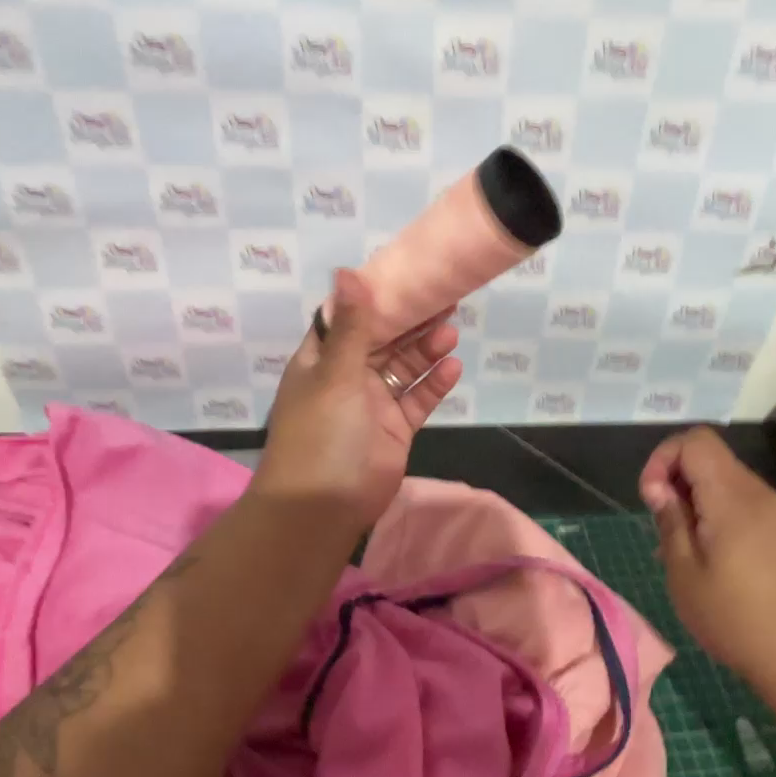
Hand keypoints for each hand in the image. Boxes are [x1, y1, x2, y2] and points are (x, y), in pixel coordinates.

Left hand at [253, 268, 462, 530]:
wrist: (323, 507)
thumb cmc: (322, 433)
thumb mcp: (335, 374)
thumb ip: (351, 325)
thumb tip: (347, 269)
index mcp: (322, 359)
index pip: (349, 316)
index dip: (376, 296)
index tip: (406, 273)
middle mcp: (346, 376)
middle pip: (383, 339)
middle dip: (412, 320)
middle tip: (446, 296)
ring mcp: (372, 403)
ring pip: (404, 367)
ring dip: (426, 349)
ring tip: (452, 330)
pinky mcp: (394, 428)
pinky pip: (417, 399)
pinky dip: (434, 383)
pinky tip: (453, 366)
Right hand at [639, 427, 775, 688]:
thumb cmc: (737, 620)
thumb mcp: (685, 574)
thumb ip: (670, 521)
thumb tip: (661, 489)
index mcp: (733, 497)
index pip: (695, 441)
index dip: (663, 459)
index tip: (651, 501)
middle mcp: (759, 495)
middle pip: (710, 460)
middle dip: (677, 483)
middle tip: (663, 533)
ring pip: (725, 485)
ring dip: (695, 505)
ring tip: (683, 555)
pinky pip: (743, 508)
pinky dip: (718, 519)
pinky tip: (712, 564)